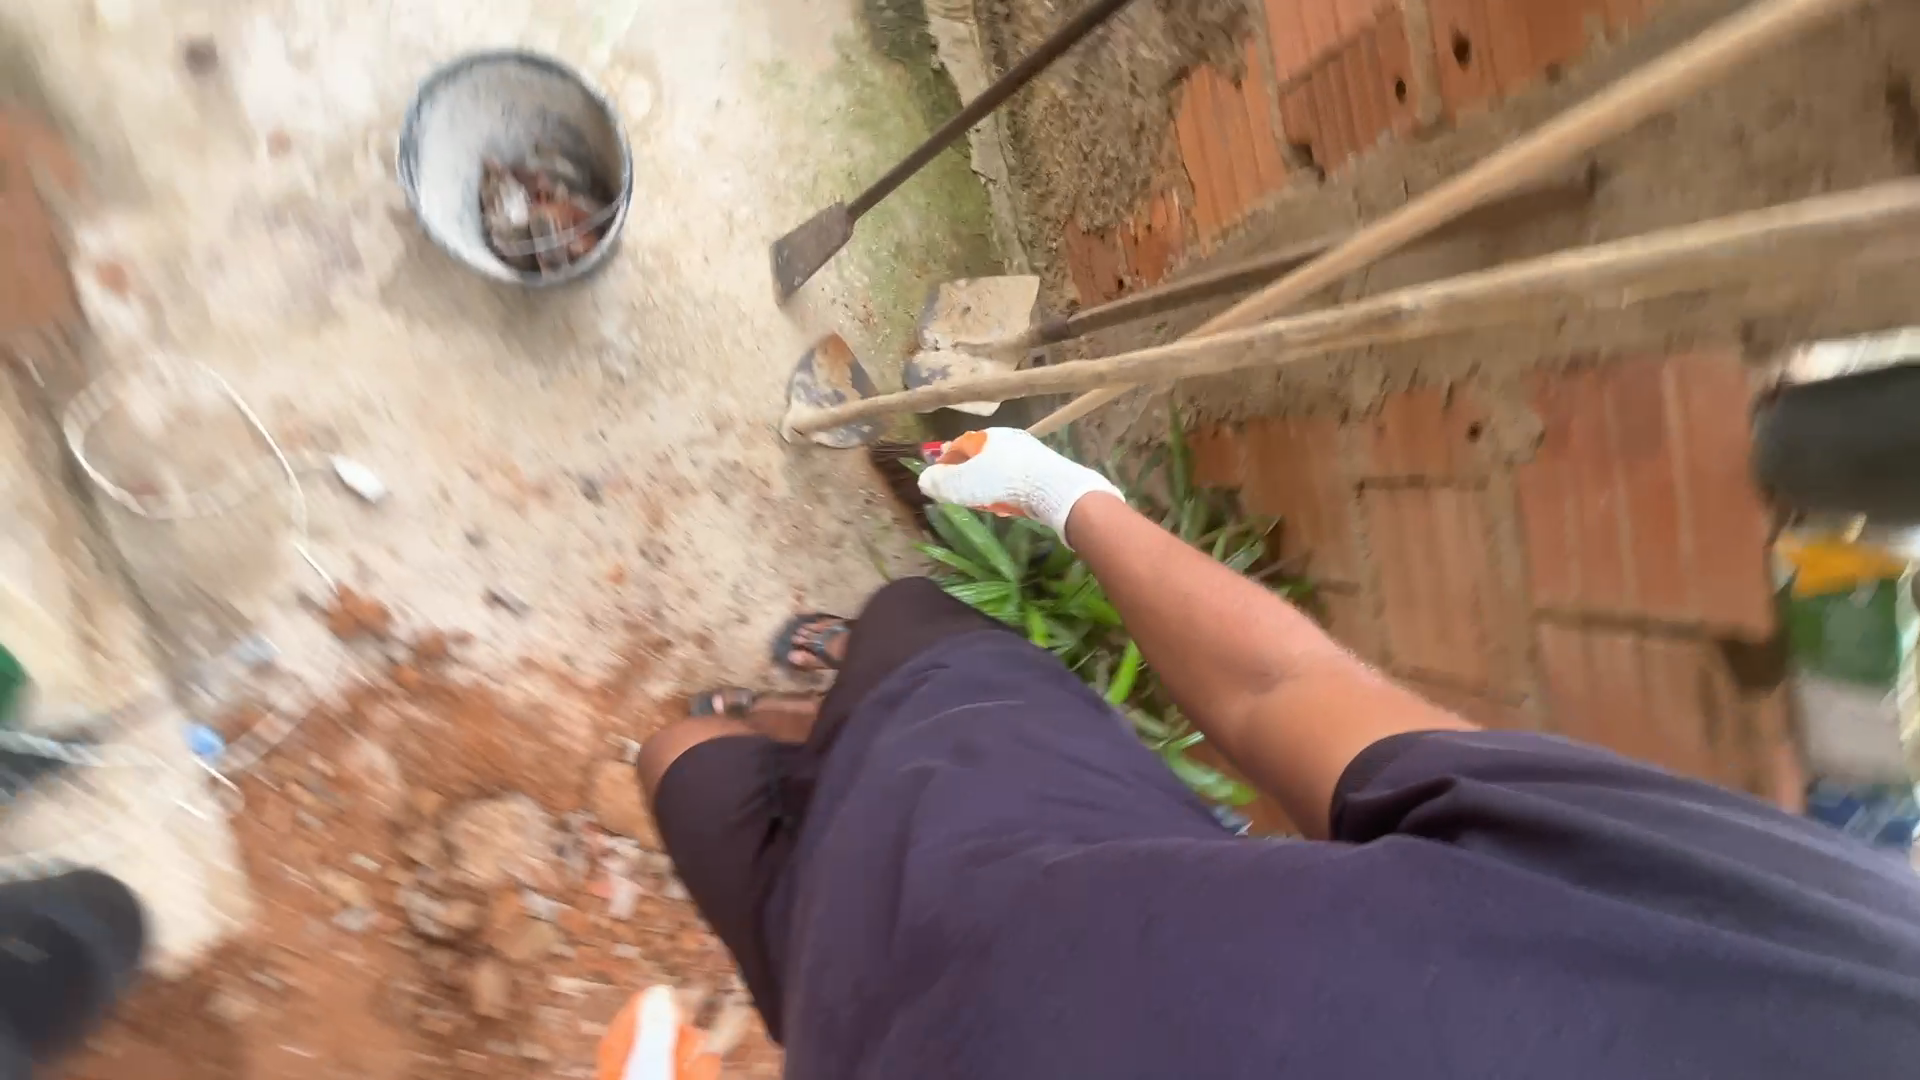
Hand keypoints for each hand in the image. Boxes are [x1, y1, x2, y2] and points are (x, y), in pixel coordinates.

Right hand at [917, 428, 1121, 540]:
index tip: (937, 476)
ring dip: (989, 485)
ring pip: (1000, 469)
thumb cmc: (1003, 482)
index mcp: (988, 436)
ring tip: (984, 503)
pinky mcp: (1045, 469)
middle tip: (960, 493)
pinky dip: (1008, 491)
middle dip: (968, 475)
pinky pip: (1018, 479)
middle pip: (981, 457)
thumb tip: (924, 479)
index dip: (945, 461)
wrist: (1054, 490)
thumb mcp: (964, 484)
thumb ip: (941, 482)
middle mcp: (1009, 439)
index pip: (959, 445)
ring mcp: (1029, 453)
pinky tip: (1009, 505)